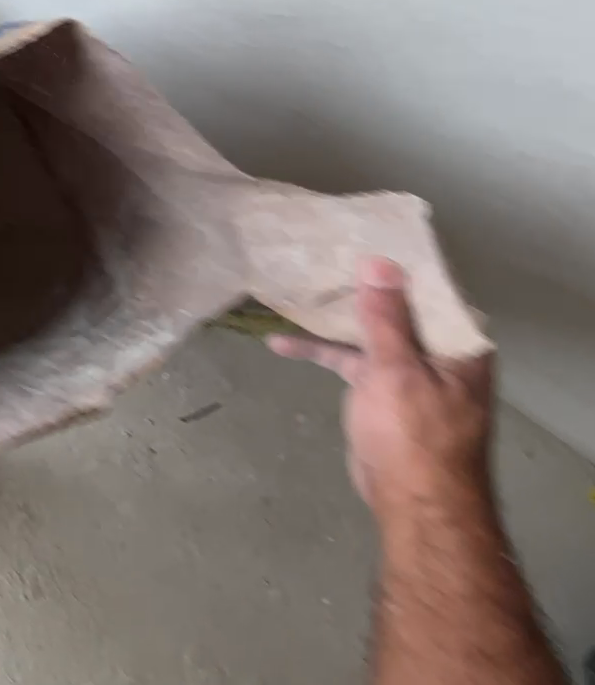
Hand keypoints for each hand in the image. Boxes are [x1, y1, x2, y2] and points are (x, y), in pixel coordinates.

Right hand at [267, 257, 494, 516]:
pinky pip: (350, 359)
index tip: (359, 241)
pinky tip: (281, 345)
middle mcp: (439, 356)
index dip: (399, 269)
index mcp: (458, 348)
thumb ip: (384, 317)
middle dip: (358, 290)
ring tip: (291, 296)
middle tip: (317, 260)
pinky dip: (319, 351)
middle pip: (396, 311)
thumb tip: (378, 263)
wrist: (412, 496)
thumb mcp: (395, 369)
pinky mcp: (381, 392)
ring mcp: (409, 374)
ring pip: (367, 334)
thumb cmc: (412, 431)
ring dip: (332, 320)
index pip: (432, 295)